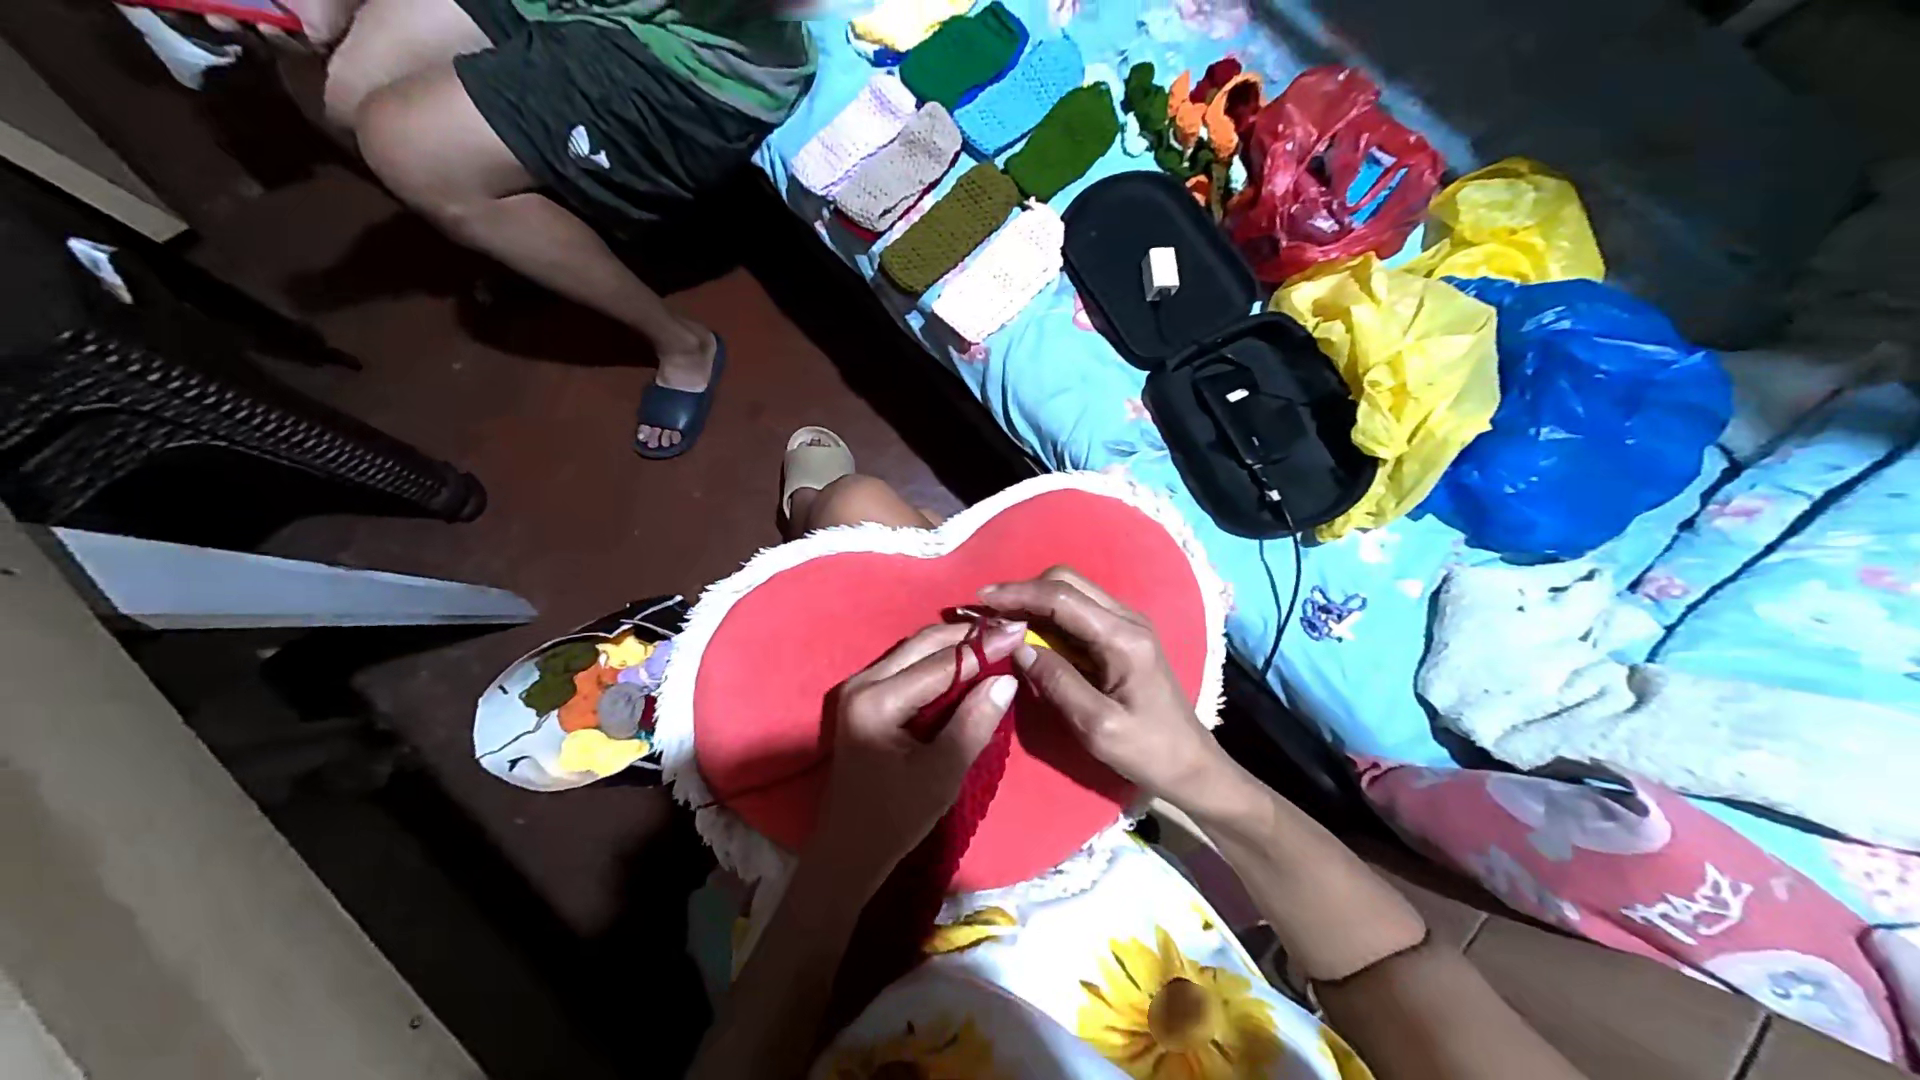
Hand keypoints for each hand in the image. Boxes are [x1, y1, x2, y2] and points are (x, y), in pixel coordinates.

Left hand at [806, 618, 1026, 887]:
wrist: (850, 848)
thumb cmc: (895, 818)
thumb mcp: (941, 775)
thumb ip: (973, 723)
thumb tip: (1007, 679)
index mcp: (877, 701)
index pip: (940, 663)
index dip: (984, 646)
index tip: (1021, 631)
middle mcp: (863, 682)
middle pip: (923, 643)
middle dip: (968, 634)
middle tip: (1010, 629)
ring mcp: (860, 687)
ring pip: (914, 649)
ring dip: (954, 643)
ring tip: (994, 639)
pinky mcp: (865, 696)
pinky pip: (907, 664)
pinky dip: (939, 658)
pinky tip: (967, 661)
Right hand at [979, 568, 1232, 808]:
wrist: (1190, 764)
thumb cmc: (1148, 750)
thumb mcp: (1097, 726)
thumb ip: (1057, 683)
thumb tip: (1017, 648)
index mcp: (1123, 638)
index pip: (1062, 598)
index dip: (1019, 594)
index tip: (982, 599)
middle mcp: (1126, 619)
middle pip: (1066, 582)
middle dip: (1024, 592)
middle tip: (988, 613)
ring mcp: (1126, 624)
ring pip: (1071, 592)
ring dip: (1034, 601)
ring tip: (1000, 621)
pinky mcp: (1121, 636)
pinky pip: (1077, 611)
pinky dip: (1048, 615)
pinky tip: (1028, 633)